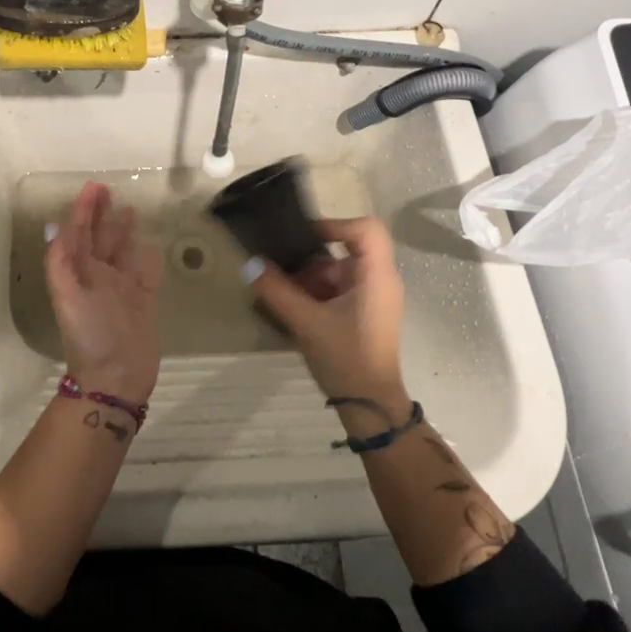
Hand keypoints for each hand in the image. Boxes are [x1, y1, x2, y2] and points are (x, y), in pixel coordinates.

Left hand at [45, 182, 160, 402]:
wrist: (115, 378)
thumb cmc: (89, 337)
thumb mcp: (67, 299)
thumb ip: (61, 264)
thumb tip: (57, 229)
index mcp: (79, 274)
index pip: (79, 234)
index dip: (83, 211)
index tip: (93, 187)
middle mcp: (99, 277)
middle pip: (99, 238)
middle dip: (101, 214)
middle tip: (109, 190)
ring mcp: (123, 289)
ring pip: (122, 251)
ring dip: (123, 230)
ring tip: (130, 208)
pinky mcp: (145, 301)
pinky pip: (146, 272)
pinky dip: (148, 256)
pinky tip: (151, 242)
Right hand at [247, 217, 405, 399]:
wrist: (370, 406)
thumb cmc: (346, 357)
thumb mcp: (306, 322)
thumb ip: (277, 291)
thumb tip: (250, 265)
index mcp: (376, 276)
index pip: (365, 230)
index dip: (334, 225)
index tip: (304, 239)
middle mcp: (380, 281)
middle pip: (348, 249)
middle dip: (313, 258)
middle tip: (284, 269)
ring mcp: (374, 298)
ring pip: (340, 270)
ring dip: (311, 277)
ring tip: (283, 292)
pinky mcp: (365, 313)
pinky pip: (340, 289)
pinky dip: (318, 292)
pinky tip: (294, 307)